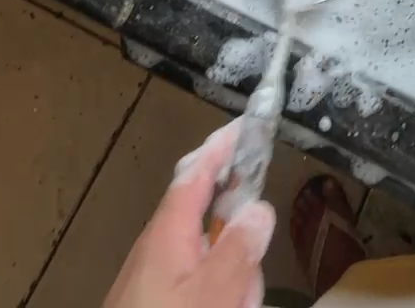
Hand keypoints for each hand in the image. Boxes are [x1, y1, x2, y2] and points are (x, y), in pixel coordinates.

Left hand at [102, 120, 276, 307]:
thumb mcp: (210, 298)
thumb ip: (238, 252)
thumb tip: (259, 207)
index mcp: (168, 231)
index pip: (197, 172)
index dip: (221, 146)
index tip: (246, 125)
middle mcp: (159, 247)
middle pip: (213, 222)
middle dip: (238, 250)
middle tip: (244, 291)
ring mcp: (155, 279)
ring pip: (212, 262)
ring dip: (231, 287)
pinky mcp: (156, 301)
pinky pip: (199, 287)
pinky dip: (217, 299)